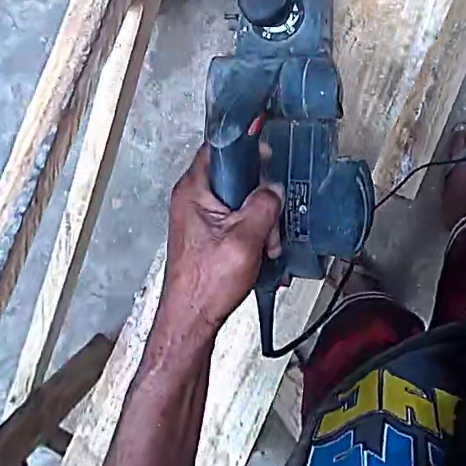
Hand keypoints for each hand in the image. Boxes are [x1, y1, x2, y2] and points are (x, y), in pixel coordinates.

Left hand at [154, 146, 283, 354]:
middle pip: (236, 175)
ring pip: (241, 199)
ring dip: (261, 218)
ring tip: (266, 242)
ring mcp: (201, 217)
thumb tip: (274, 189)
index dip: (245, 143)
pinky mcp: (210, 234)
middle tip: (270, 214)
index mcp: (193, 191)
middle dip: (261, 194)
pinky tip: (262, 250)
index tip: (267, 147)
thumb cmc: (207, 284)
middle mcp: (193, 199)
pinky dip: (254, 231)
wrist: (192, 321)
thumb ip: (264, 205)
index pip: (217, 147)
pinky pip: (239, 219)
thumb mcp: (245, 238)